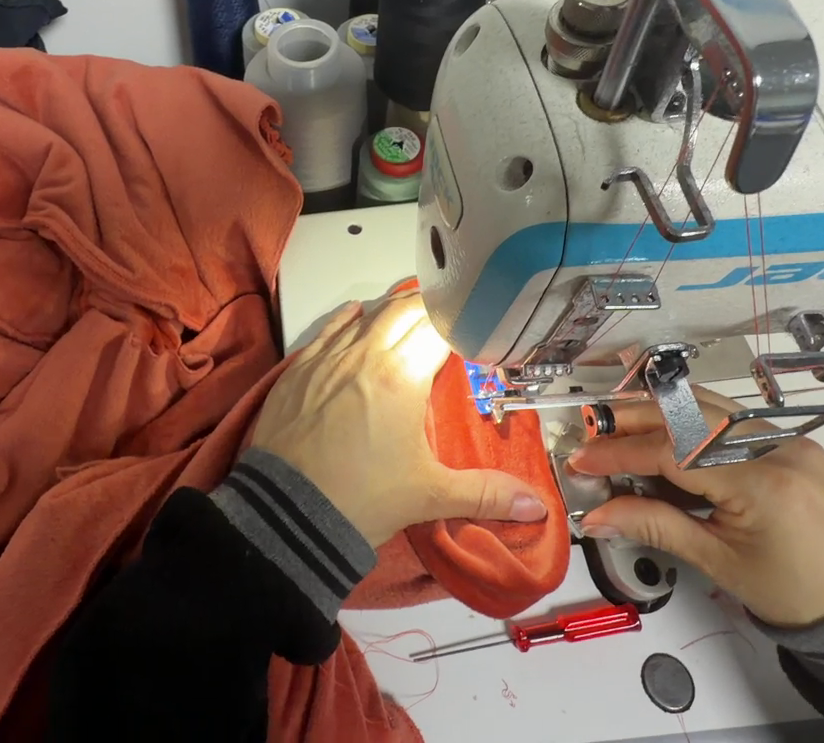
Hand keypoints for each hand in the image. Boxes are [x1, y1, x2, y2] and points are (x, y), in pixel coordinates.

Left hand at [251, 287, 548, 546]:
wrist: (286, 513)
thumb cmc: (363, 499)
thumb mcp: (429, 496)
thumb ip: (486, 494)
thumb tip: (537, 505)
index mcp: (402, 375)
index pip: (438, 327)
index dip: (460, 324)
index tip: (475, 331)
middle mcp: (365, 353)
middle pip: (403, 311)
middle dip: (429, 310)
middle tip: (447, 319)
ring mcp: (327, 356)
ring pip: (366, 315)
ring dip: (391, 311)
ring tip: (410, 314)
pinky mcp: (299, 367)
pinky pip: (329, 329)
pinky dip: (349, 318)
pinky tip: (357, 313)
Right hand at [569, 388, 823, 626]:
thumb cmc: (793, 593)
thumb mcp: (718, 563)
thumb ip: (654, 526)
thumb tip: (595, 515)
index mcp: (762, 482)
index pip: (673, 451)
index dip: (620, 453)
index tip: (582, 461)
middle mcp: (775, 445)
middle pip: (686, 411)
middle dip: (632, 418)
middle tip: (591, 434)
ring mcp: (784, 436)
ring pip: (705, 404)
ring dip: (656, 411)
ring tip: (616, 428)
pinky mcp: (786, 438)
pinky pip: (725, 416)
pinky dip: (684, 419)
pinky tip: (659, 433)